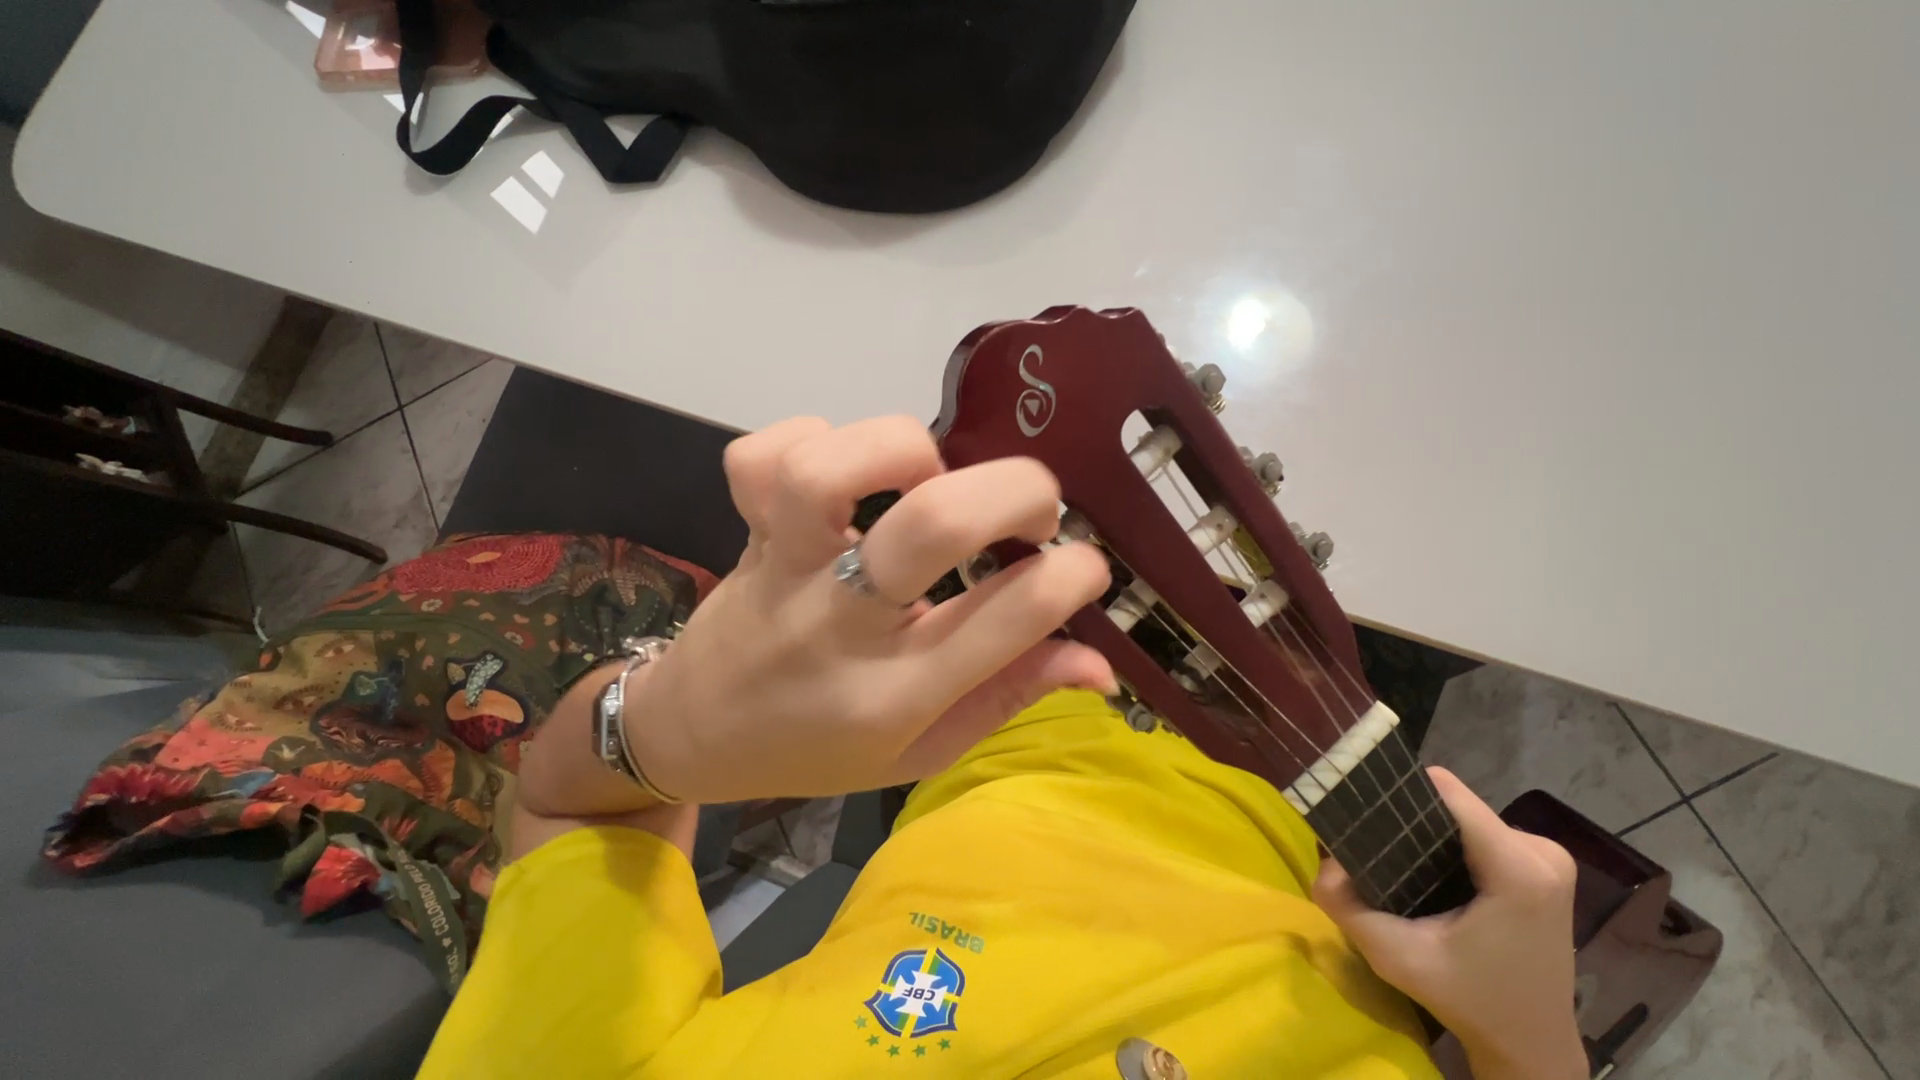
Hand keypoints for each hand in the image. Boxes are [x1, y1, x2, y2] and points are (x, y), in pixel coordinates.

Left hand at [627, 415, 1115, 803]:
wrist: (695, 736)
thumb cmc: (819, 749)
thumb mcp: (923, 750)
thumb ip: (1009, 697)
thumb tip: (1100, 664)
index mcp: (895, 694)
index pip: (1009, 618)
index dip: (1072, 573)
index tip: (1083, 563)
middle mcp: (839, 626)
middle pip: (932, 525)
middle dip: (1016, 491)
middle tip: (1032, 509)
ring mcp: (784, 571)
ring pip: (829, 473)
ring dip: (902, 449)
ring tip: (930, 475)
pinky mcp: (745, 532)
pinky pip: (762, 459)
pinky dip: (812, 439)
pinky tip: (848, 476)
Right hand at [1313, 768, 1585, 1079]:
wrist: (1531, 1046)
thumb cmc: (1468, 1000)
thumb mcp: (1396, 958)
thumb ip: (1349, 906)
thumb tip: (1324, 862)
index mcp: (1519, 868)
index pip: (1447, 792)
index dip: (1400, 792)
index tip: (1360, 809)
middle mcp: (1541, 852)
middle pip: (1454, 805)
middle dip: (1409, 820)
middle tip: (1373, 851)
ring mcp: (1548, 857)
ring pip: (1465, 817)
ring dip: (1429, 835)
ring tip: (1398, 866)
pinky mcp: (1544, 867)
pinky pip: (1481, 833)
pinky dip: (1450, 847)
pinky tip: (1431, 878)